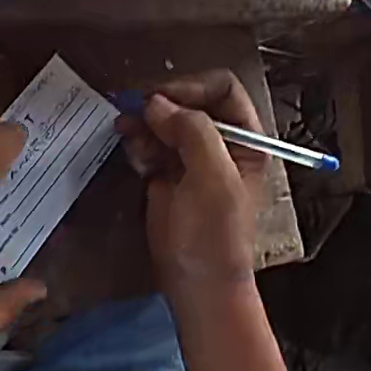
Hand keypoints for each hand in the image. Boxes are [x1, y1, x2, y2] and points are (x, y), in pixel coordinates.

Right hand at [118, 70, 267, 298]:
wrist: (196, 283)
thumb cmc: (213, 233)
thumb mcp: (212, 179)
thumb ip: (192, 132)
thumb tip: (155, 103)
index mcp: (245, 139)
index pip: (222, 90)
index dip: (191, 87)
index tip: (159, 99)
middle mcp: (220, 142)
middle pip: (189, 102)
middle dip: (161, 105)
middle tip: (131, 111)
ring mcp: (192, 157)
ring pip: (164, 121)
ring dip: (144, 123)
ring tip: (125, 131)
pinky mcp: (167, 173)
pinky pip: (150, 144)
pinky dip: (139, 144)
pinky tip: (134, 156)